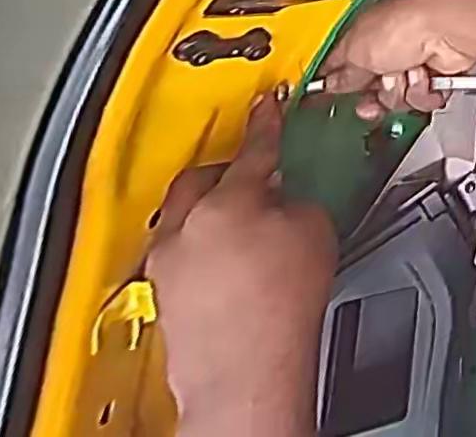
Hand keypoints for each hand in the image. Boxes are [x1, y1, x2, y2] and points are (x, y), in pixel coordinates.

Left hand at [147, 95, 335, 436]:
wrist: (250, 371)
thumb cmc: (282, 304)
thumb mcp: (314, 226)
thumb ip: (297, 196)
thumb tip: (284, 194)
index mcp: (226, 203)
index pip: (253, 148)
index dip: (266, 121)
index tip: (268, 104)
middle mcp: (186, 228)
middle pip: (203, 175)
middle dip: (231, 167)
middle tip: (261, 166)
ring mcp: (167, 263)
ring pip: (187, 212)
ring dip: (217, 204)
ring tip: (253, 214)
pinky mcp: (162, 292)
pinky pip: (181, 246)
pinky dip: (206, 238)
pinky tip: (238, 253)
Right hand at [319, 0, 475, 116]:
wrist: (447, 30)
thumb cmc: (405, 25)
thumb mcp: (357, 52)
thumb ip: (342, 74)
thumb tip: (331, 83)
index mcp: (368, 33)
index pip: (345, 64)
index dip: (338, 83)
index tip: (331, 96)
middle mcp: (392, 47)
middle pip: (373, 89)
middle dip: (376, 94)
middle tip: (382, 85)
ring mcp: (417, 61)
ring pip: (397, 99)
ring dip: (402, 92)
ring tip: (409, 74)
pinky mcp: (439, 74)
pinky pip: (422, 100)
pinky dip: (424, 92)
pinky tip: (426, 78)